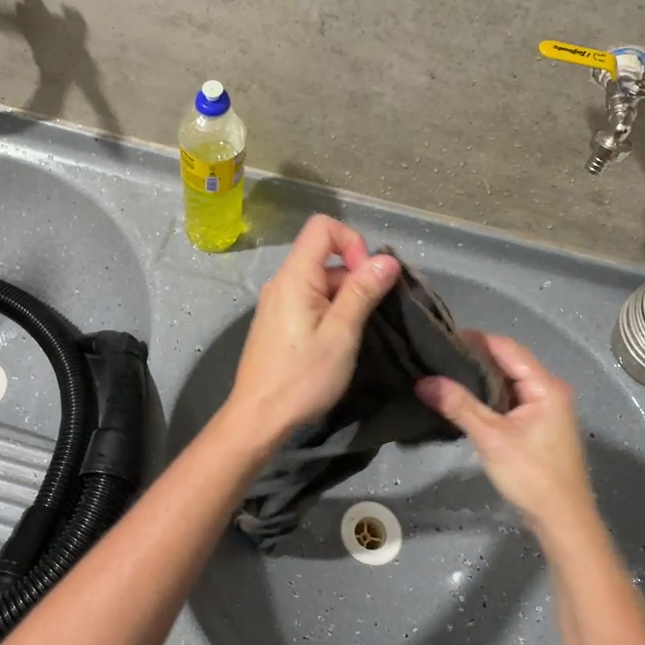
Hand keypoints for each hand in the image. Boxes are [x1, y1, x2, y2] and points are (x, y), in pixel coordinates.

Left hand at [224, 215, 397, 442]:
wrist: (258, 417)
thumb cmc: (302, 377)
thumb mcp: (341, 334)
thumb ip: (362, 292)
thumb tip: (386, 259)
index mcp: (294, 276)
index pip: (323, 227)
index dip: (353, 242)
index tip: (369, 278)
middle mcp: (281, 282)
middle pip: (323, 256)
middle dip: (355, 275)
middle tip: (375, 313)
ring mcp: (276, 303)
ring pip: (318, 282)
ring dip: (345, 297)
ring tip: (360, 332)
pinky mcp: (277, 323)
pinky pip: (308, 301)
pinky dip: (330, 311)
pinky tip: (339, 342)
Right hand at [415, 333, 595, 531]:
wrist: (562, 520)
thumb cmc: (531, 476)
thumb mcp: (491, 438)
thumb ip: (458, 405)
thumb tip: (423, 381)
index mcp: (545, 386)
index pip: (506, 347)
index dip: (474, 340)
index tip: (439, 339)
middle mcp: (550, 390)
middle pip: (507, 362)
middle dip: (472, 358)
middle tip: (434, 357)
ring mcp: (546, 408)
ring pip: (507, 382)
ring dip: (478, 378)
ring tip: (442, 375)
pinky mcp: (538, 425)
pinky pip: (509, 399)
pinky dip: (487, 396)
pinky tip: (462, 400)